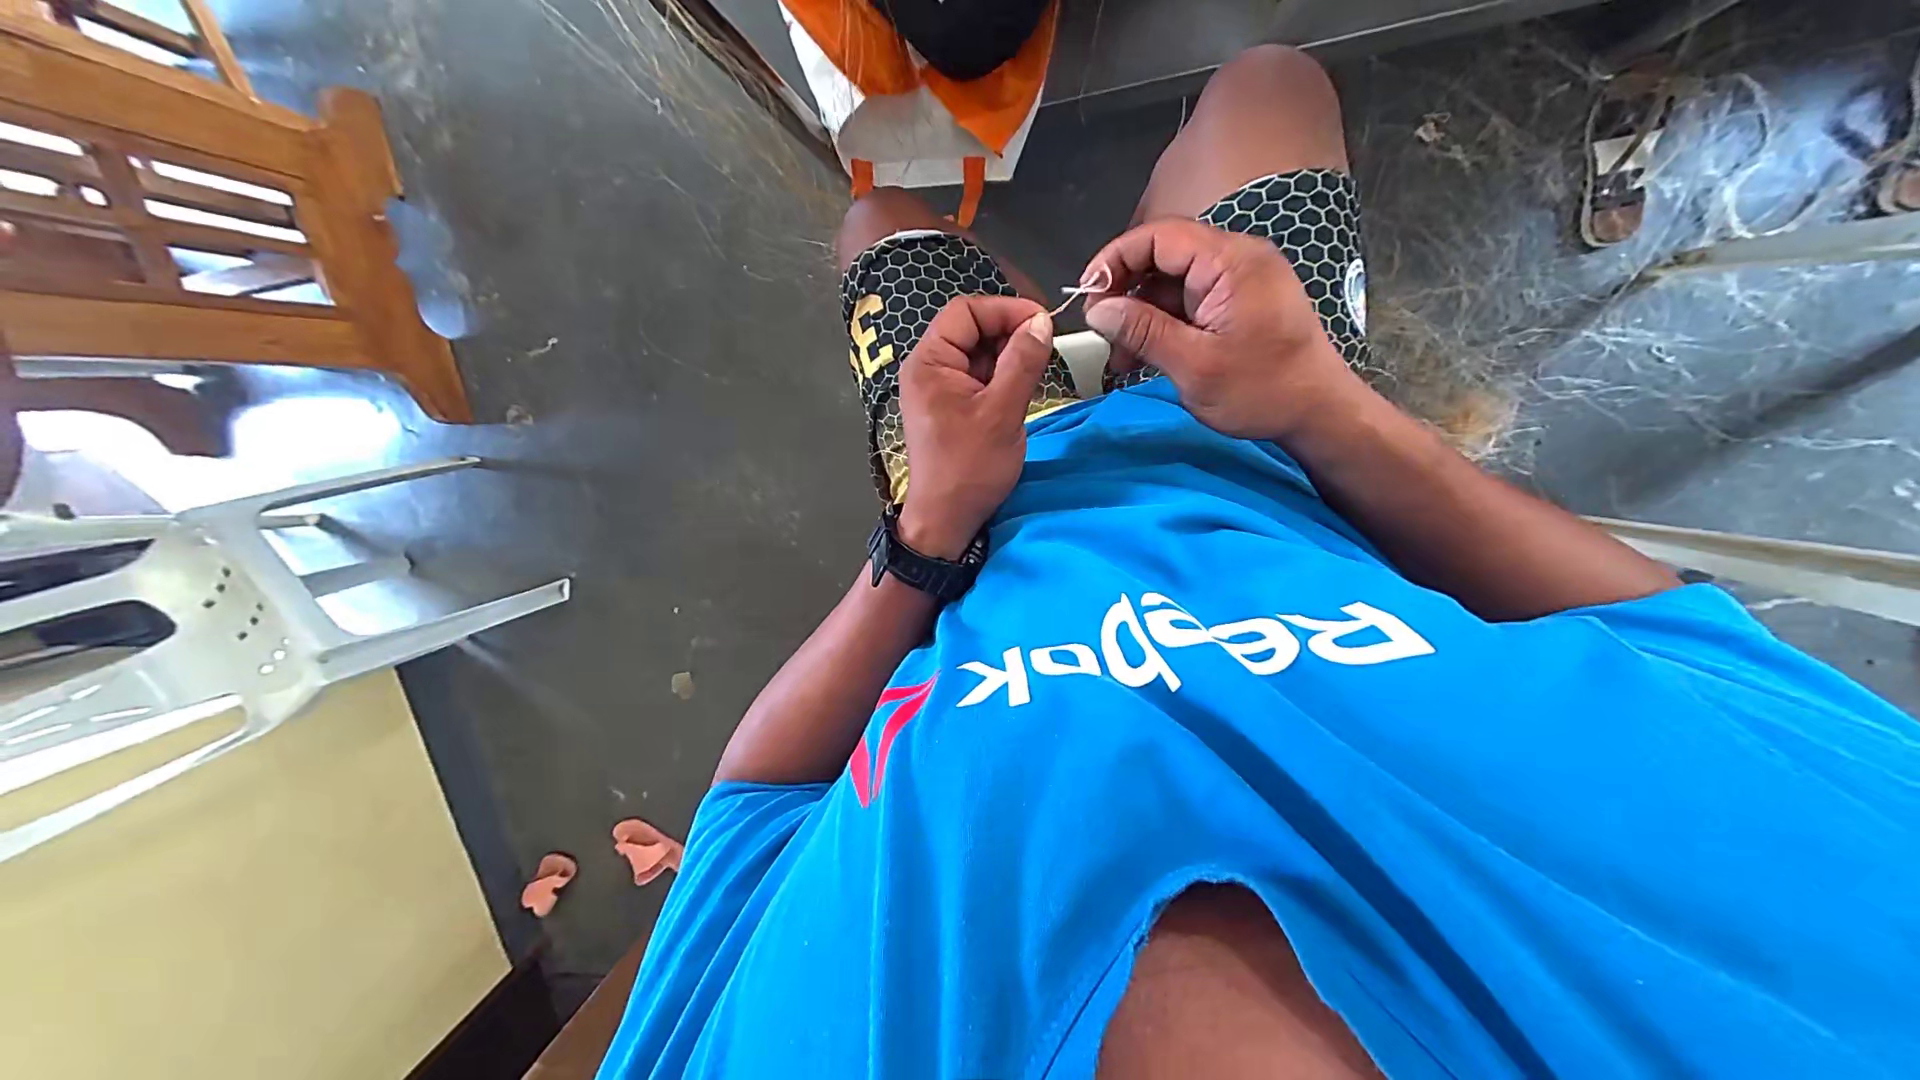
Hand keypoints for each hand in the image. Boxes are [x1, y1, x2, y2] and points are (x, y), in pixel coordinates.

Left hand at [896, 295, 1053, 558]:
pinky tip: (1020, 390)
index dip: (1005, 309)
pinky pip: (978, 377)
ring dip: (1008, 356)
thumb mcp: (1002, 412)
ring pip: (978, 353)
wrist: (947, 520)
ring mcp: (938, 389)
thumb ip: (1022, 362)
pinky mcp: (950, 407)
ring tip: (1035, 372)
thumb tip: (1041, 323)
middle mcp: (928, 369)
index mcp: (928, 362)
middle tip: (1043, 349)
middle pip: (971, 329)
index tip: (1042, 322)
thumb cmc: (969, 468)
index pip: (965, 311)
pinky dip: (1001, 376)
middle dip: (1009, 332)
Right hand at [1080, 218, 1370, 441]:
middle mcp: (1235, 261)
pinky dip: (1161, 327)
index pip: (1159, 236)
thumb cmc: (1261, 390)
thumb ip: (1143, 331)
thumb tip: (1097, 310)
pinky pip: (1187, 304)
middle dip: (1124, 292)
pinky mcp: (1236, 305)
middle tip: (1099, 331)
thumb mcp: (1193, 365)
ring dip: (1139, 317)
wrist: (1317, 413)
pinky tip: (1142, 357)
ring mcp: (1237, 283)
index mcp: (1230, 263)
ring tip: (1119, 358)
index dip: (1115, 259)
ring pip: (1170, 286)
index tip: (1087, 295)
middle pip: (1162, 258)